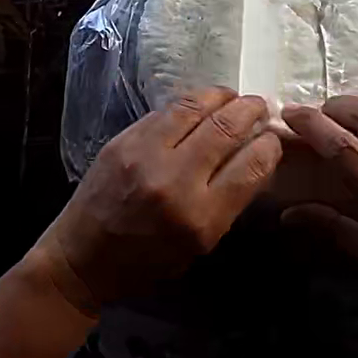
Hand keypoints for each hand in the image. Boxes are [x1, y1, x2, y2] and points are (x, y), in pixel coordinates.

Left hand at [34, 87, 282, 314]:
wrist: (83, 254)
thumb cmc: (146, 261)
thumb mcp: (199, 246)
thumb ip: (228, 202)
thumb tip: (255, 159)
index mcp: (199, 217)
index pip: (250, 168)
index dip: (269, 147)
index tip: (274, 137)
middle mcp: (173, 180)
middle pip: (223, 129)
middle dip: (249, 111)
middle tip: (259, 105)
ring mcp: (143, 154)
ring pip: (191, 108)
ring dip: (218, 97)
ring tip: (231, 96)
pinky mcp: (121, 140)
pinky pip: (161, 113)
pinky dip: (185, 105)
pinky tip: (196, 105)